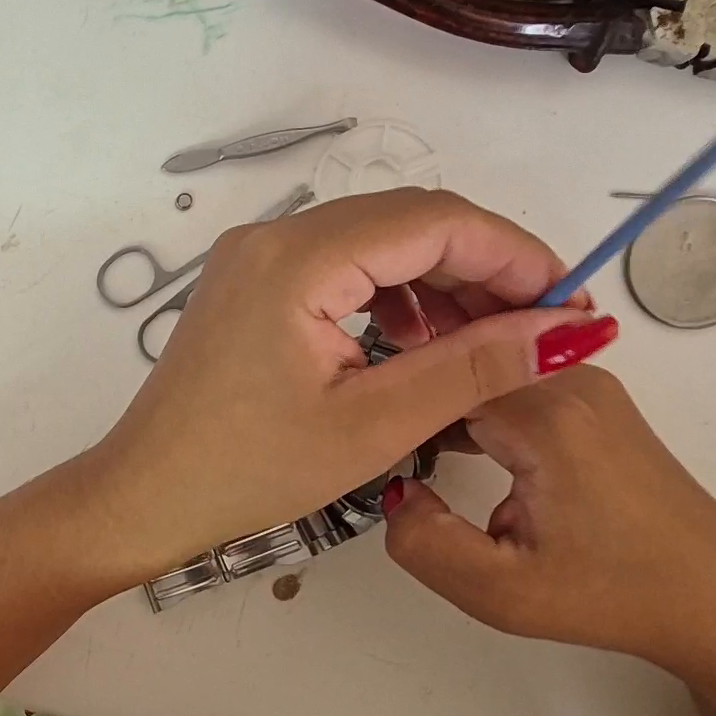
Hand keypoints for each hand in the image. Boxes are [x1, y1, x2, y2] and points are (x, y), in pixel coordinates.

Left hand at [83, 188, 611, 575]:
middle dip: (477, 268)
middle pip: (402, 223)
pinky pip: (331, 269)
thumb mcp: (371, 423)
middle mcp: (268, 239)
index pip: (434, 221)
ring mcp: (248, 260)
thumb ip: (473, 367)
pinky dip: (381, 296)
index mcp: (296, 260)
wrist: (147, 494)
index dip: (514, 254)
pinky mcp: (242, 287)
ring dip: (430, 283)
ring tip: (476, 346)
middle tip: (532, 329)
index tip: (567, 303)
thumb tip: (567, 330)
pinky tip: (409, 344)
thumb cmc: (248, 470)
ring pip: (368, 244)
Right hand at [383, 365, 715, 664]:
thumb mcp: (496, 590)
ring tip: (413, 456)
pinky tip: (457, 452)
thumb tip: (393, 487)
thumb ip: (420, 540)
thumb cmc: (608, 595)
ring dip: (441, 408)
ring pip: (482, 374)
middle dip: (413, 403)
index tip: (366, 447)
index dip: (390, 408)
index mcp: (545, 415)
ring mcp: (586, 385)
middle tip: (384, 453)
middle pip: (458, 367)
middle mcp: (569, 380)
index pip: (434, 376)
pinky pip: (509, 385)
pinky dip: (474, 412)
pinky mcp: (592, 401)